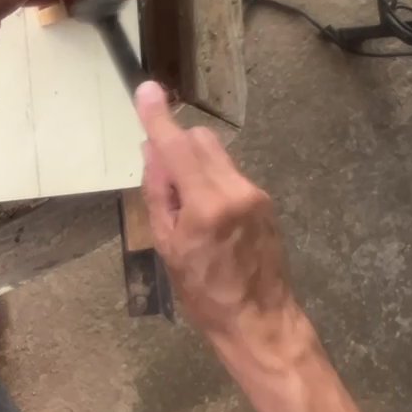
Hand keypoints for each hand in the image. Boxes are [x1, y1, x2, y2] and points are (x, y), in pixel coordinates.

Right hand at [135, 81, 292, 339]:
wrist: (259, 321)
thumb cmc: (203, 292)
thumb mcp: (167, 245)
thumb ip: (159, 193)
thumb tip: (152, 151)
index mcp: (206, 204)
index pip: (176, 148)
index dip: (158, 118)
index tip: (146, 90)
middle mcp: (235, 190)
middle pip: (200, 139)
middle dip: (177, 146)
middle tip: (164, 183)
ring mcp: (255, 194)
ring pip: (215, 155)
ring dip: (194, 165)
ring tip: (188, 209)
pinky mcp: (265, 200)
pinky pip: (229, 173)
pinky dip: (211, 180)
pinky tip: (210, 217)